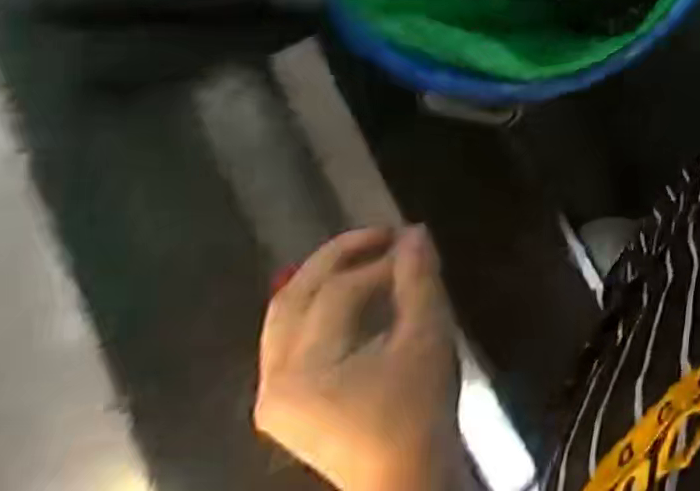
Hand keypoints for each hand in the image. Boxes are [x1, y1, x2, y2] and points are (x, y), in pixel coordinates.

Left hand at [256, 227, 462, 490]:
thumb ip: (419, 282)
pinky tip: (358, 293)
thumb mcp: (426, 339)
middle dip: (338, 256)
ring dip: (326, 278)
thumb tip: (415, 233)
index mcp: (303, 370)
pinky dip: (323, 304)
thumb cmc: (418, 409)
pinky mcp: (286, 401)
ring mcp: (273, 394)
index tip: (417, 243)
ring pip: (286, 316)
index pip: (338, 294)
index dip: (380, 261)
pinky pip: (294, 337)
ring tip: (372, 253)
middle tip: (385, 233)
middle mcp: (273, 381)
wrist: (405, 478)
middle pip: (293, 298)